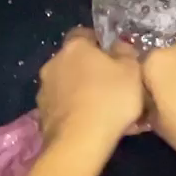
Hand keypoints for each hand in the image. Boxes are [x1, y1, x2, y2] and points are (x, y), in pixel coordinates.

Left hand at [37, 29, 144, 150]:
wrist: (80, 141)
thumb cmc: (110, 99)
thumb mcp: (132, 71)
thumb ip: (126, 53)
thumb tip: (118, 46)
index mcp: (74, 47)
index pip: (83, 34)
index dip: (99, 43)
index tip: (113, 57)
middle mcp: (53, 64)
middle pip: (73, 61)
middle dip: (89, 70)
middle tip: (111, 85)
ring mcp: (44, 91)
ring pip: (67, 86)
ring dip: (80, 92)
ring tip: (102, 110)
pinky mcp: (42, 116)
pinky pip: (63, 108)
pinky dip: (75, 112)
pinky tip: (91, 125)